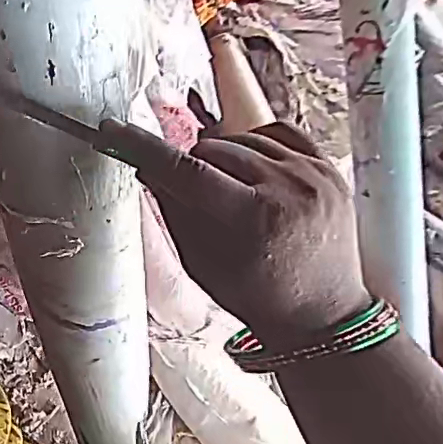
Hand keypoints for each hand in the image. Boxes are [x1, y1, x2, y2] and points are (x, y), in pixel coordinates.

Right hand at [96, 119, 370, 347]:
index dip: (143, 148)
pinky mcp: (328, 167)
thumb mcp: (198, 259)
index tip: (114, 131)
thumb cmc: (252, 293)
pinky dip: (251, 145)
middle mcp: (289, 187)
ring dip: (217, 158)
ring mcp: (314, 173)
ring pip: (240, 139)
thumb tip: (147, 168)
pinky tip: (244, 167)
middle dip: (186, 165)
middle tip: (184, 192)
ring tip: (220, 189)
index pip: (185, 170)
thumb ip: (172, 209)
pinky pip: (278, 134)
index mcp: (253, 217)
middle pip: (210, 150)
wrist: (321, 311)